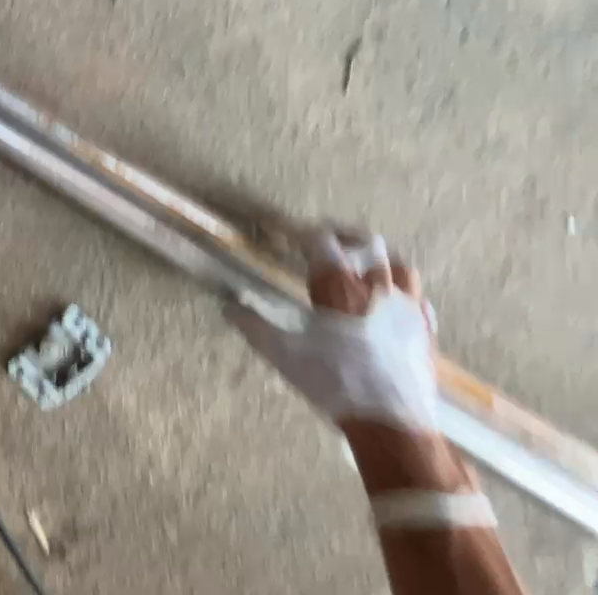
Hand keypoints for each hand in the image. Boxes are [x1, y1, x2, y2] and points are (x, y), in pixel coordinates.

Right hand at [226, 226, 439, 431]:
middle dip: (344, 236)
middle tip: (325, 241)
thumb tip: (228, 306)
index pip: (322, 242)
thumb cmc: (330, 380)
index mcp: (338, 288)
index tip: (289, 236)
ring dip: (379, 259)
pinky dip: (402, 290)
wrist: (390, 421)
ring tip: (362, 264)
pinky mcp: (425, 330)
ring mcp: (407, 309)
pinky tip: (390, 300)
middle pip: (368, 244)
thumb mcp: (280, 352)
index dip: (304, 233)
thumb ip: (252, 324)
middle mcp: (376, 290)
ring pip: (401, 266)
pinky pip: (419, 297)